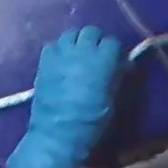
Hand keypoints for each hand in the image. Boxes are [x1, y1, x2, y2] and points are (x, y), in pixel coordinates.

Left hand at [6, 27, 124, 167]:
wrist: (56, 135)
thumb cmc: (90, 122)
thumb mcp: (111, 101)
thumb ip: (116, 77)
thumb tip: (123, 64)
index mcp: (102, 61)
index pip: (112, 42)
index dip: (114, 50)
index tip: (115, 59)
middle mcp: (81, 50)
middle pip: (91, 31)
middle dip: (96, 40)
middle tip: (96, 54)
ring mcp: (60, 53)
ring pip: (71, 34)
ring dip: (77, 41)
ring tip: (78, 54)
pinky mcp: (44, 60)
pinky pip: (53, 45)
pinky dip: (59, 49)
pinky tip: (61, 61)